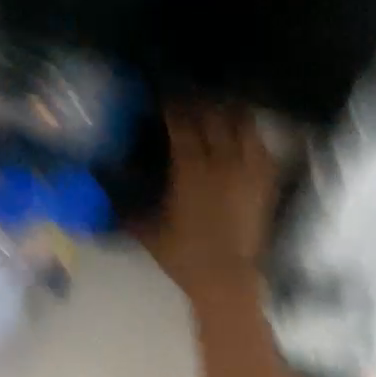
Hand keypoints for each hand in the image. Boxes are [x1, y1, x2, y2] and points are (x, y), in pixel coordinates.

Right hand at [134, 106, 278, 292]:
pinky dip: (250, 134)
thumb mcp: (148, 234)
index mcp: (189, 169)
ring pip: (242, 122)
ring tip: (220, 110)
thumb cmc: (183, 257)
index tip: (166, 99)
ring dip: (229, 112)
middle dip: (201, 103)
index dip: (174, 107)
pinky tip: (243, 136)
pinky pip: (261, 143)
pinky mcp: (266, 179)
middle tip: (191, 101)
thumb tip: (109, 193)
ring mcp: (248, 167)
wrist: (225, 277)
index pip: (182, 124)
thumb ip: (129, 210)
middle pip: (214, 115)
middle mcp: (221, 159)